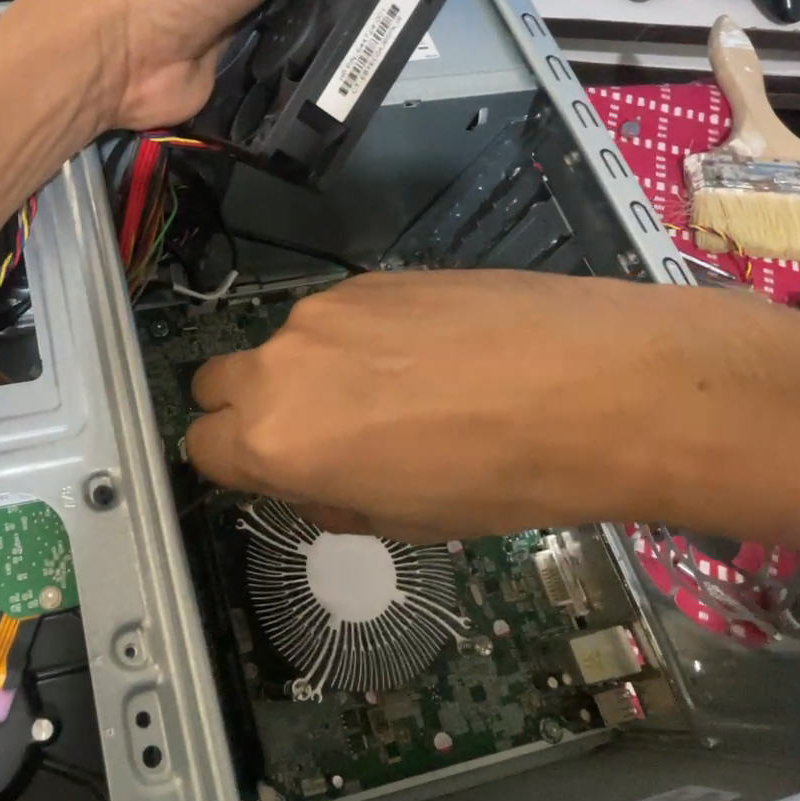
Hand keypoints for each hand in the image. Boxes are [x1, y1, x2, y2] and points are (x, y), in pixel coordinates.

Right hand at [184, 270, 799, 543]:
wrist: (595, 383)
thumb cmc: (499, 478)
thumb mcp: (402, 522)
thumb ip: (326, 496)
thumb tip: (308, 476)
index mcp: (276, 440)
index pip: (203, 446)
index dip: (234, 464)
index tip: (275, 471)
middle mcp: (280, 365)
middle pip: (215, 384)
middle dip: (246, 411)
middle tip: (315, 431)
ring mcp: (322, 312)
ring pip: (281, 348)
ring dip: (309, 372)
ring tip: (396, 388)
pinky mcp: (365, 277)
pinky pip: (333, 318)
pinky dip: (355, 339)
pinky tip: (425, 352)